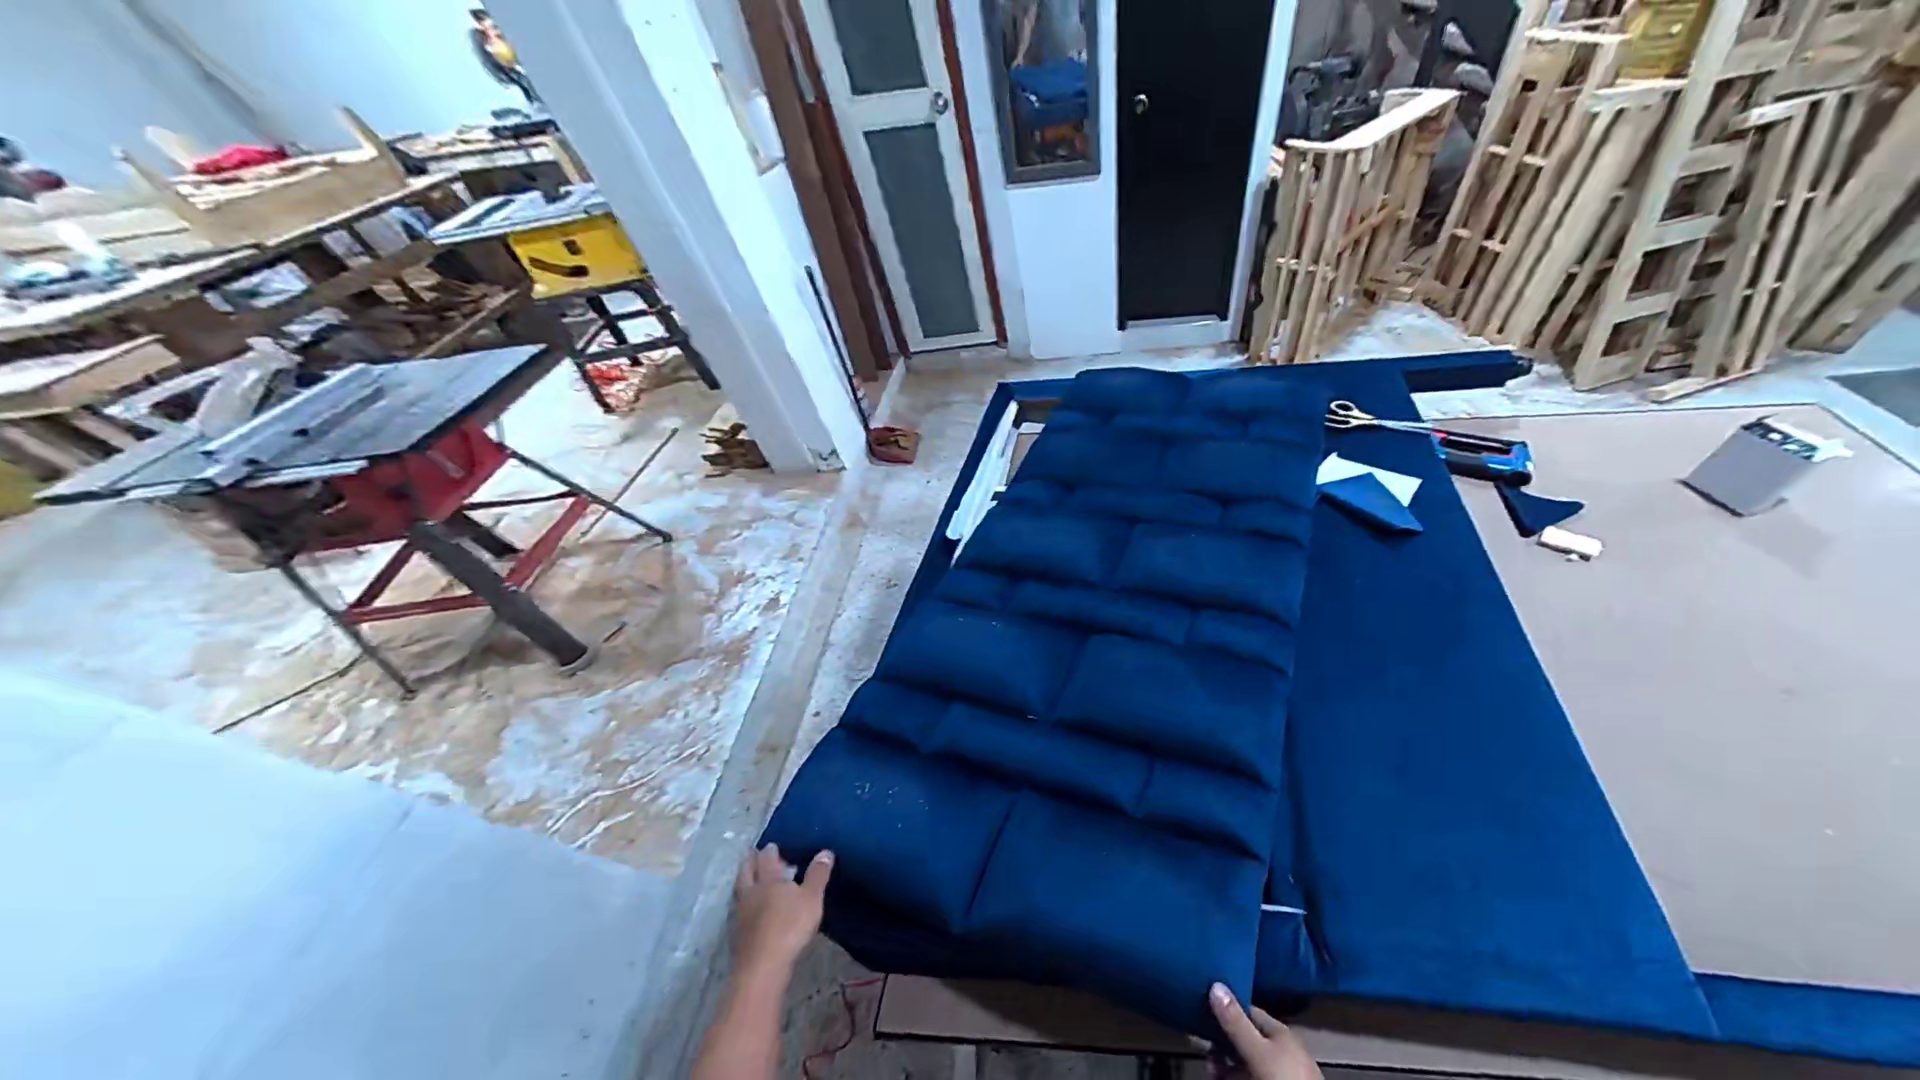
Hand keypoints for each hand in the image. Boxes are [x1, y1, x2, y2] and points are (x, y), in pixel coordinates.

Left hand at [732, 844, 832, 975]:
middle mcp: (751, 892)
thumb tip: (825, 851)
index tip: (772, 845)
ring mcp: (741, 914)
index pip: (767, 859)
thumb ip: (818, 875)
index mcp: (768, 879)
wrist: (762, 966)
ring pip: (740, 891)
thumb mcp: (812, 898)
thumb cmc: (790, 926)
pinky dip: (745, 904)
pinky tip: (751, 910)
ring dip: (745, 882)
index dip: (769, 851)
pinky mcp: (738, 934)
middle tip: (754, 855)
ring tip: (752, 880)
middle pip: (746, 871)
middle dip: (751, 862)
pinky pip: (740, 910)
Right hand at [1207, 983, 1322, 1079]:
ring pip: (1244, 1063)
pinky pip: (1249, 1077)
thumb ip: (1235, 1021)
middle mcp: (1281, 1051)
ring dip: (1225, 1066)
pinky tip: (1222, 1079)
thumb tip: (1215, 984)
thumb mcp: (1258, 1052)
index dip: (1226, 1010)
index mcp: (1281, 1034)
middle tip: (1206, 1053)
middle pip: (1244, 1039)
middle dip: (1221, 1045)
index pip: (1248, 1011)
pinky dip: (1234, 1077)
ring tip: (1213, 1073)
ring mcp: (1279, 1075)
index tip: (1202, 1012)